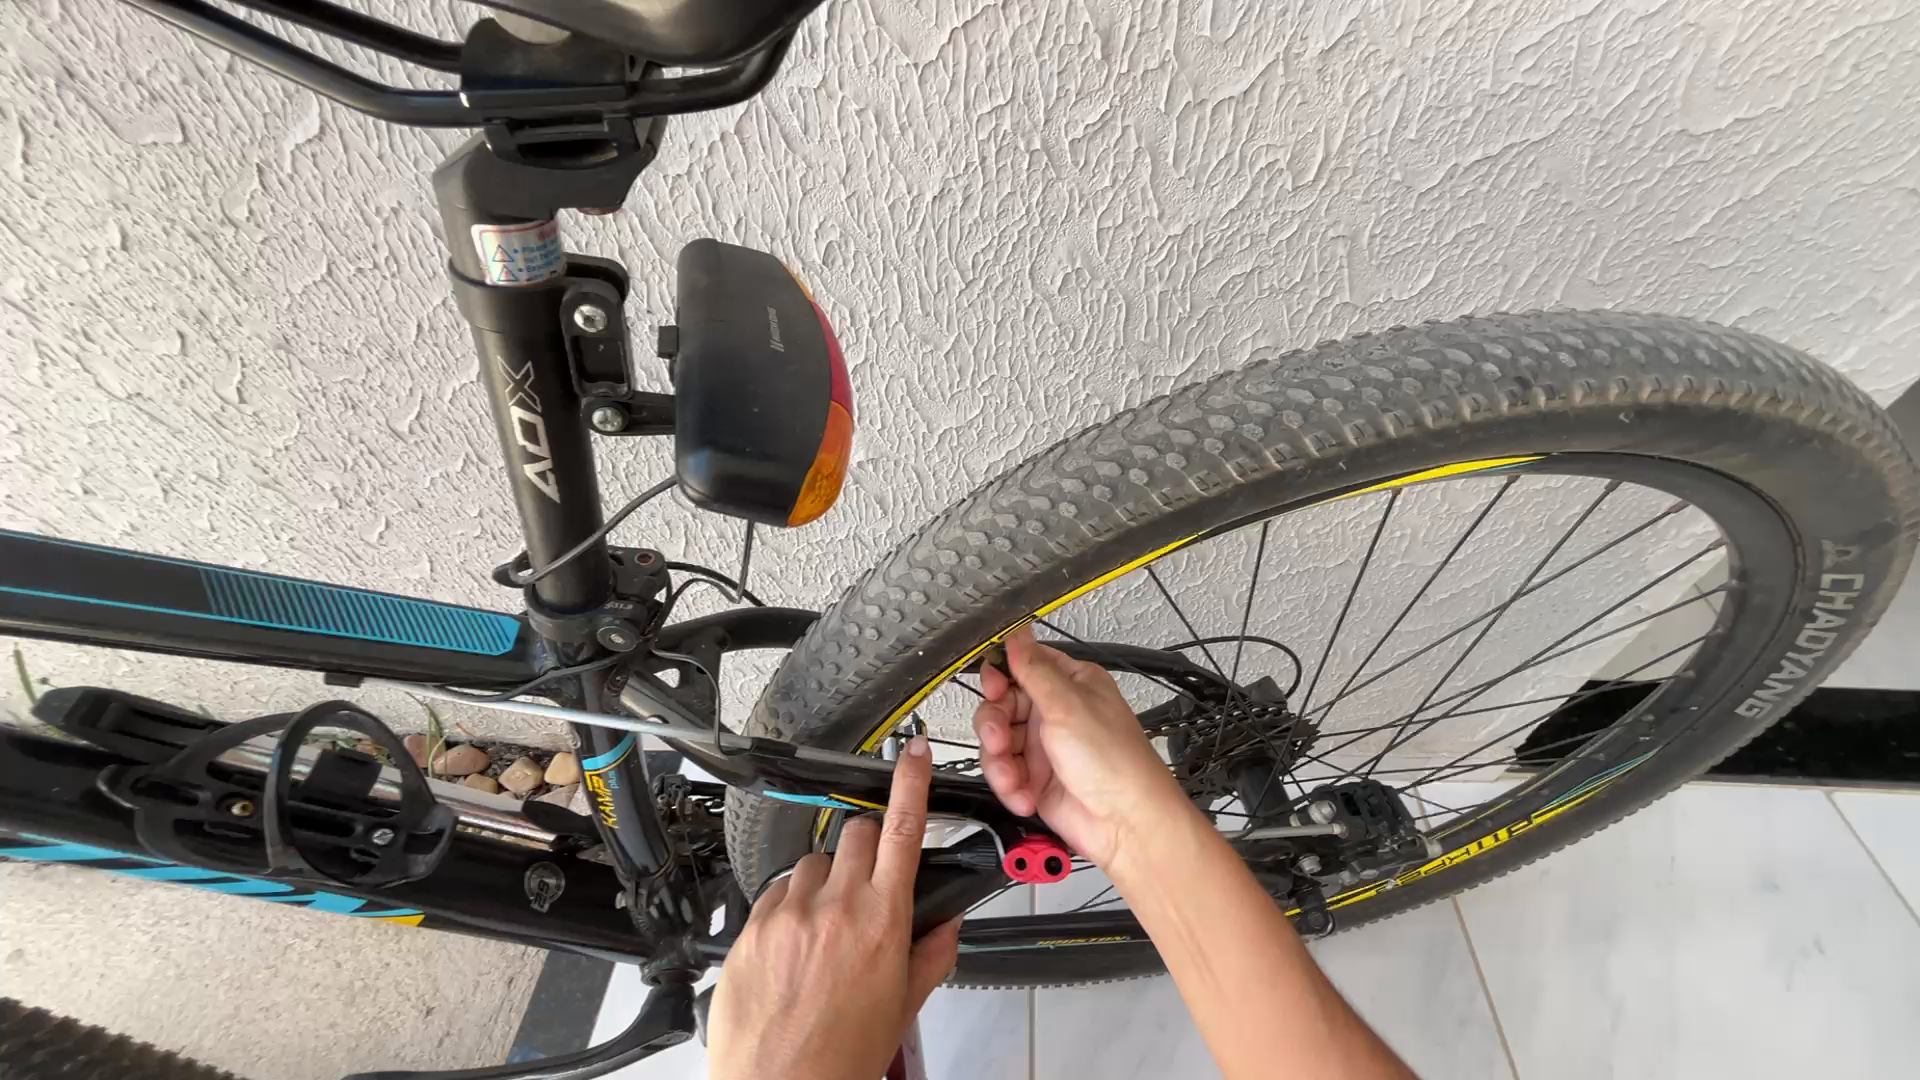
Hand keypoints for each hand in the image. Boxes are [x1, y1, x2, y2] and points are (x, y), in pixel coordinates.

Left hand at [707, 735, 959, 1079]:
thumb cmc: (841, 1059)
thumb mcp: (903, 1007)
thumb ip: (932, 953)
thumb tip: (948, 920)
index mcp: (882, 919)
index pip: (903, 829)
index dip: (911, 782)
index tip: (914, 753)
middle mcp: (836, 905)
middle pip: (858, 833)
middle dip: (869, 845)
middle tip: (867, 882)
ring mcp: (790, 912)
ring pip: (814, 861)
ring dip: (825, 879)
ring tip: (823, 927)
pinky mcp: (753, 925)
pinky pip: (776, 891)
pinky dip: (789, 905)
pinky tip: (792, 944)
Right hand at [971, 626, 1193, 868]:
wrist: (1126, 826)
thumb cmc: (1116, 762)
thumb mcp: (1068, 705)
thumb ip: (1034, 668)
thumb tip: (1017, 632)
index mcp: (1070, 683)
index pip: (1022, 664)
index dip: (1000, 675)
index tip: (993, 687)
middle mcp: (1056, 711)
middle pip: (1001, 703)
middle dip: (994, 723)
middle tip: (999, 737)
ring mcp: (1044, 746)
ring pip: (997, 740)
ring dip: (999, 760)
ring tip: (1013, 775)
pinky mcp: (1035, 777)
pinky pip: (1003, 772)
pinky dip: (1009, 785)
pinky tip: (1025, 794)